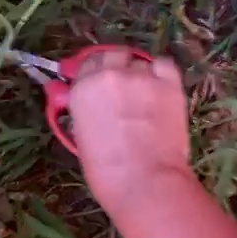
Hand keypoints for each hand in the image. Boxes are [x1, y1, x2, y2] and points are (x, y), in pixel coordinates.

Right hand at [66, 49, 195, 213]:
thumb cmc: (106, 172)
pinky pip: (163, 65)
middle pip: (111, 55)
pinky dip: (159, 72)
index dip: (91, 75)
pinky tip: (158, 88)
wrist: (146, 182)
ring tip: (140, 97)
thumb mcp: (81, 138)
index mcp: (83, 89)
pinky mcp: (170, 84)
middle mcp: (111, 74)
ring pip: (138, 62)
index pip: (86, 65)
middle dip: (113, 67)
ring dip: (137, 74)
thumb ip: (78, 110)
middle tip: (117, 89)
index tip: (96, 86)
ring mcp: (143, 76)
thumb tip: (65, 93)